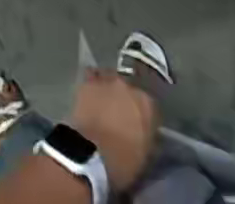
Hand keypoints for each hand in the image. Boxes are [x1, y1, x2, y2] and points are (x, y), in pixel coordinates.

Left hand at [68, 70, 157, 191]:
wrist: (93, 151)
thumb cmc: (125, 157)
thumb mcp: (147, 149)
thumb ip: (148, 130)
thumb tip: (144, 125)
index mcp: (147, 104)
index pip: (148, 103)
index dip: (142, 112)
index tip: (137, 120)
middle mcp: (128, 86)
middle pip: (127, 87)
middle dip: (124, 96)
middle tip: (118, 109)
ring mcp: (106, 80)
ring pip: (109, 77)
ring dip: (107, 86)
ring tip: (102, 99)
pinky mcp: (86, 81)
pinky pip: (90, 76)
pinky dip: (91, 82)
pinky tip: (89, 92)